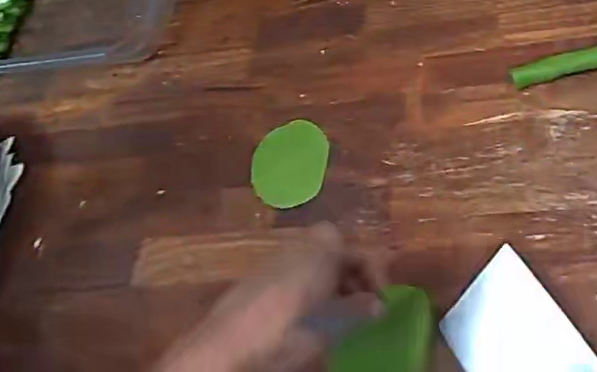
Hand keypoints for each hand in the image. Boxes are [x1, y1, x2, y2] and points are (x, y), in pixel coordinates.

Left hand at [154, 223, 385, 371]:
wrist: (215, 352)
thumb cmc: (279, 338)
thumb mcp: (324, 329)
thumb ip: (355, 313)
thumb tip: (379, 307)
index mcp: (326, 251)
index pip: (363, 255)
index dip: (377, 280)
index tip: (382, 308)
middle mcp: (305, 244)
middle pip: (340, 249)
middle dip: (353, 274)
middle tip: (360, 306)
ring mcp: (281, 256)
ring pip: (318, 259)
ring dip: (332, 280)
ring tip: (335, 315)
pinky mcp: (261, 274)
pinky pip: (298, 269)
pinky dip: (311, 285)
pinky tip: (306, 316)